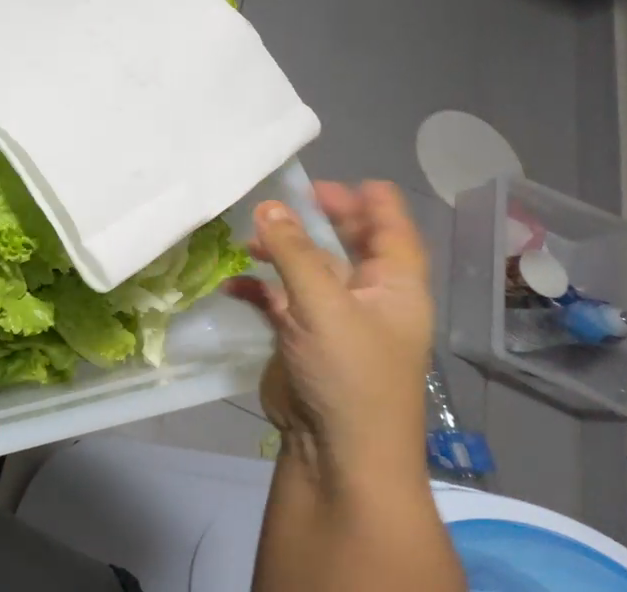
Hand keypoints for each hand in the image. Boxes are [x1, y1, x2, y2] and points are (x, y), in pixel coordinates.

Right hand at [226, 182, 433, 472]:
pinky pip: (277, 298)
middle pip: (349, 246)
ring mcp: (333, 318)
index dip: (375, 205)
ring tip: (248, 237)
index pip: (393, 234)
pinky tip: (233, 284)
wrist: (337, 447)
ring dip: (280, 250)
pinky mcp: (300, 336)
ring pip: (307, 269)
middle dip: (322, 220)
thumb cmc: (350, 373)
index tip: (347, 179)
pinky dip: (256, 287)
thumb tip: (268, 206)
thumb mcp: (323, 306)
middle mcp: (367, 298)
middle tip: (291, 195)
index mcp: (394, 289)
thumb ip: (294, 253)